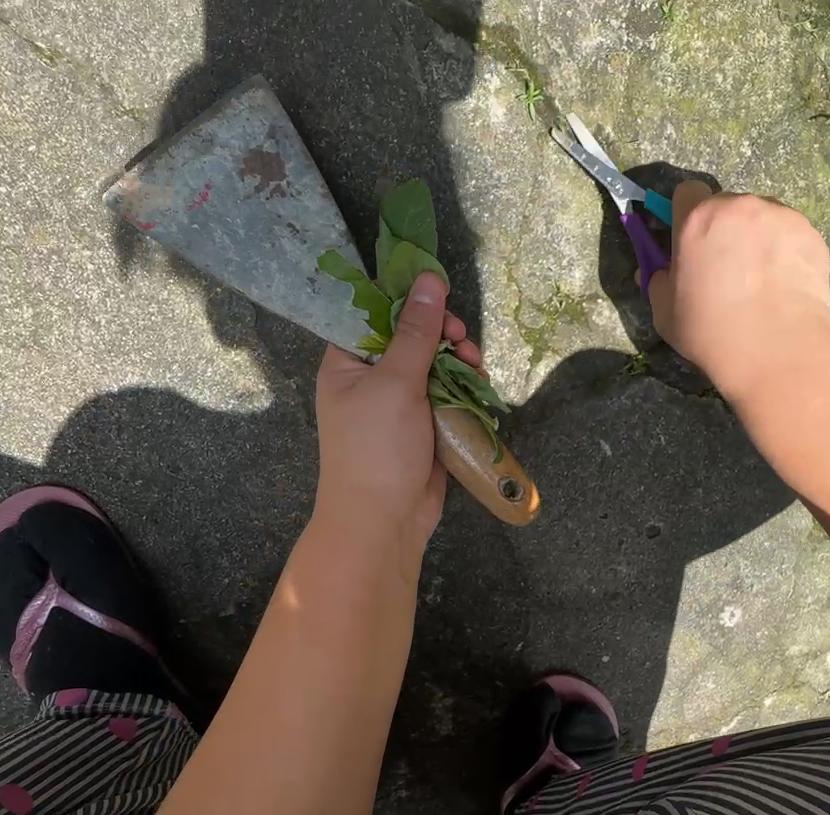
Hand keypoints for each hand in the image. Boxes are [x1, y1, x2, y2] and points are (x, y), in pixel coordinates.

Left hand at [312, 272, 481, 555]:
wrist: (383, 520)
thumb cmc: (377, 447)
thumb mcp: (396, 382)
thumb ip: (416, 331)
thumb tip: (429, 278)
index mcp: (348, 363)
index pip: (375, 314)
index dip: (408, 301)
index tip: (440, 295)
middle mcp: (371, 380)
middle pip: (412, 339)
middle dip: (443, 335)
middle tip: (463, 340)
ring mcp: (400, 405)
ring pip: (435, 367)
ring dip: (459, 362)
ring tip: (476, 368)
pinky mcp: (424, 427)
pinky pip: (447, 396)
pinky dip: (465, 389)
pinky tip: (481, 388)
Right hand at [648, 181, 829, 398]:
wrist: (775, 348)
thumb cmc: (710, 332)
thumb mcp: (666, 314)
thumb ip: (660, 283)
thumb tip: (661, 273)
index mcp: (696, 220)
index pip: (687, 192)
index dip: (686, 215)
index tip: (691, 241)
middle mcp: (738, 206)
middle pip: (726, 206)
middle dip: (724, 230)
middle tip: (727, 270)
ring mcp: (778, 215)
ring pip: (761, 218)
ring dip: (756, 238)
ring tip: (760, 280)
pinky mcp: (809, 232)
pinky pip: (789, 234)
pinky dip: (785, 252)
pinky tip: (784, 285)